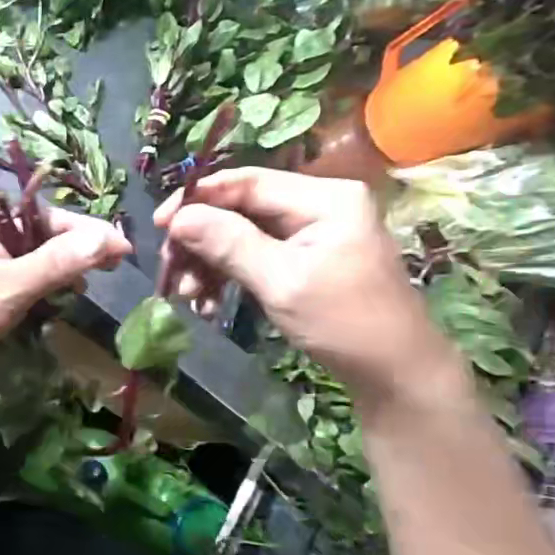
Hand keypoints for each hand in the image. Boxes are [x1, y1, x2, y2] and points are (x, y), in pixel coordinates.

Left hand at [0, 207, 131, 390]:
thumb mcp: (12, 286)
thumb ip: (58, 262)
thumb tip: (105, 238)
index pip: (54, 217)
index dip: (92, 232)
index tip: (124, 251)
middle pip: (48, 233)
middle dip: (82, 247)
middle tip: (116, 266)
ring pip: (39, 255)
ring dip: (67, 265)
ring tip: (95, 280)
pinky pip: (27, 274)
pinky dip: (48, 281)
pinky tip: (64, 293)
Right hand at [154, 168, 447, 395]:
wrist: (394, 372)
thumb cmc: (343, 323)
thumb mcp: (281, 282)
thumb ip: (229, 243)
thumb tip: (179, 217)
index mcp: (323, 197)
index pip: (247, 181)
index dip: (197, 198)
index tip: (159, 225)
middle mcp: (317, 204)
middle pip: (240, 208)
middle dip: (200, 239)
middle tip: (169, 269)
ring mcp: (311, 232)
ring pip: (241, 234)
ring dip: (208, 263)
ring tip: (185, 295)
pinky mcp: (303, 257)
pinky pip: (254, 255)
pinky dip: (227, 276)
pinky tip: (206, 302)